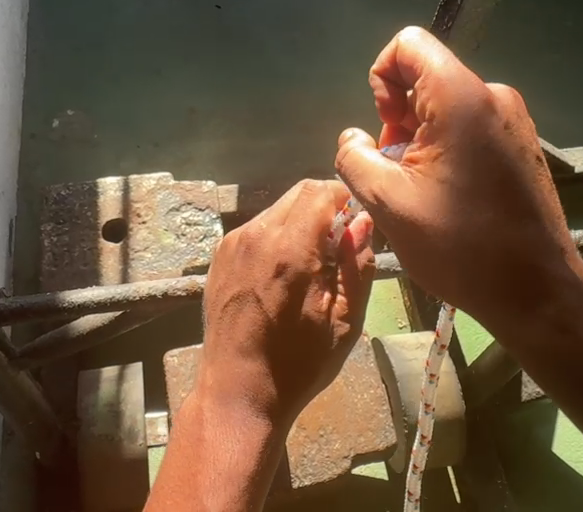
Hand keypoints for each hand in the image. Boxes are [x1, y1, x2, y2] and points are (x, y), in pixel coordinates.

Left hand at [197, 179, 375, 427]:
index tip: (354, 218)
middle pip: (296, 194)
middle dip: (322, 205)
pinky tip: (282, 272)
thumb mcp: (344, 322)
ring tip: (310, 260)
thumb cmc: (298, 363)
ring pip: (276, 209)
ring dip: (298, 220)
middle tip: (337, 240)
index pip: (319, 191)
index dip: (342, 197)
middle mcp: (257, 236)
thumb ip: (356, 265)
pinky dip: (276, 235)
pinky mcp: (220, 255)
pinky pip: (256, 228)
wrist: (238, 391)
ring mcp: (234, 243)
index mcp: (290, 250)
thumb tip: (362, 223)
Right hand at [334, 27, 582, 340]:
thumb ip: (355, 157)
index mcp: (461, 97)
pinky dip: (447, 148)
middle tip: (399, 171)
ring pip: (445, 105)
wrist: (538, 294)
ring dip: (420, 138)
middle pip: (425, 77)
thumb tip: (355, 140)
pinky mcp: (521, 144)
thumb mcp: (387, 202)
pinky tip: (448, 196)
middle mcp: (492, 95)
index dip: (382, 76)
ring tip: (421, 190)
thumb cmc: (461, 245)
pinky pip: (469, 125)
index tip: (387, 128)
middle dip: (399, 118)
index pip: (408, 44)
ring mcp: (512, 120)